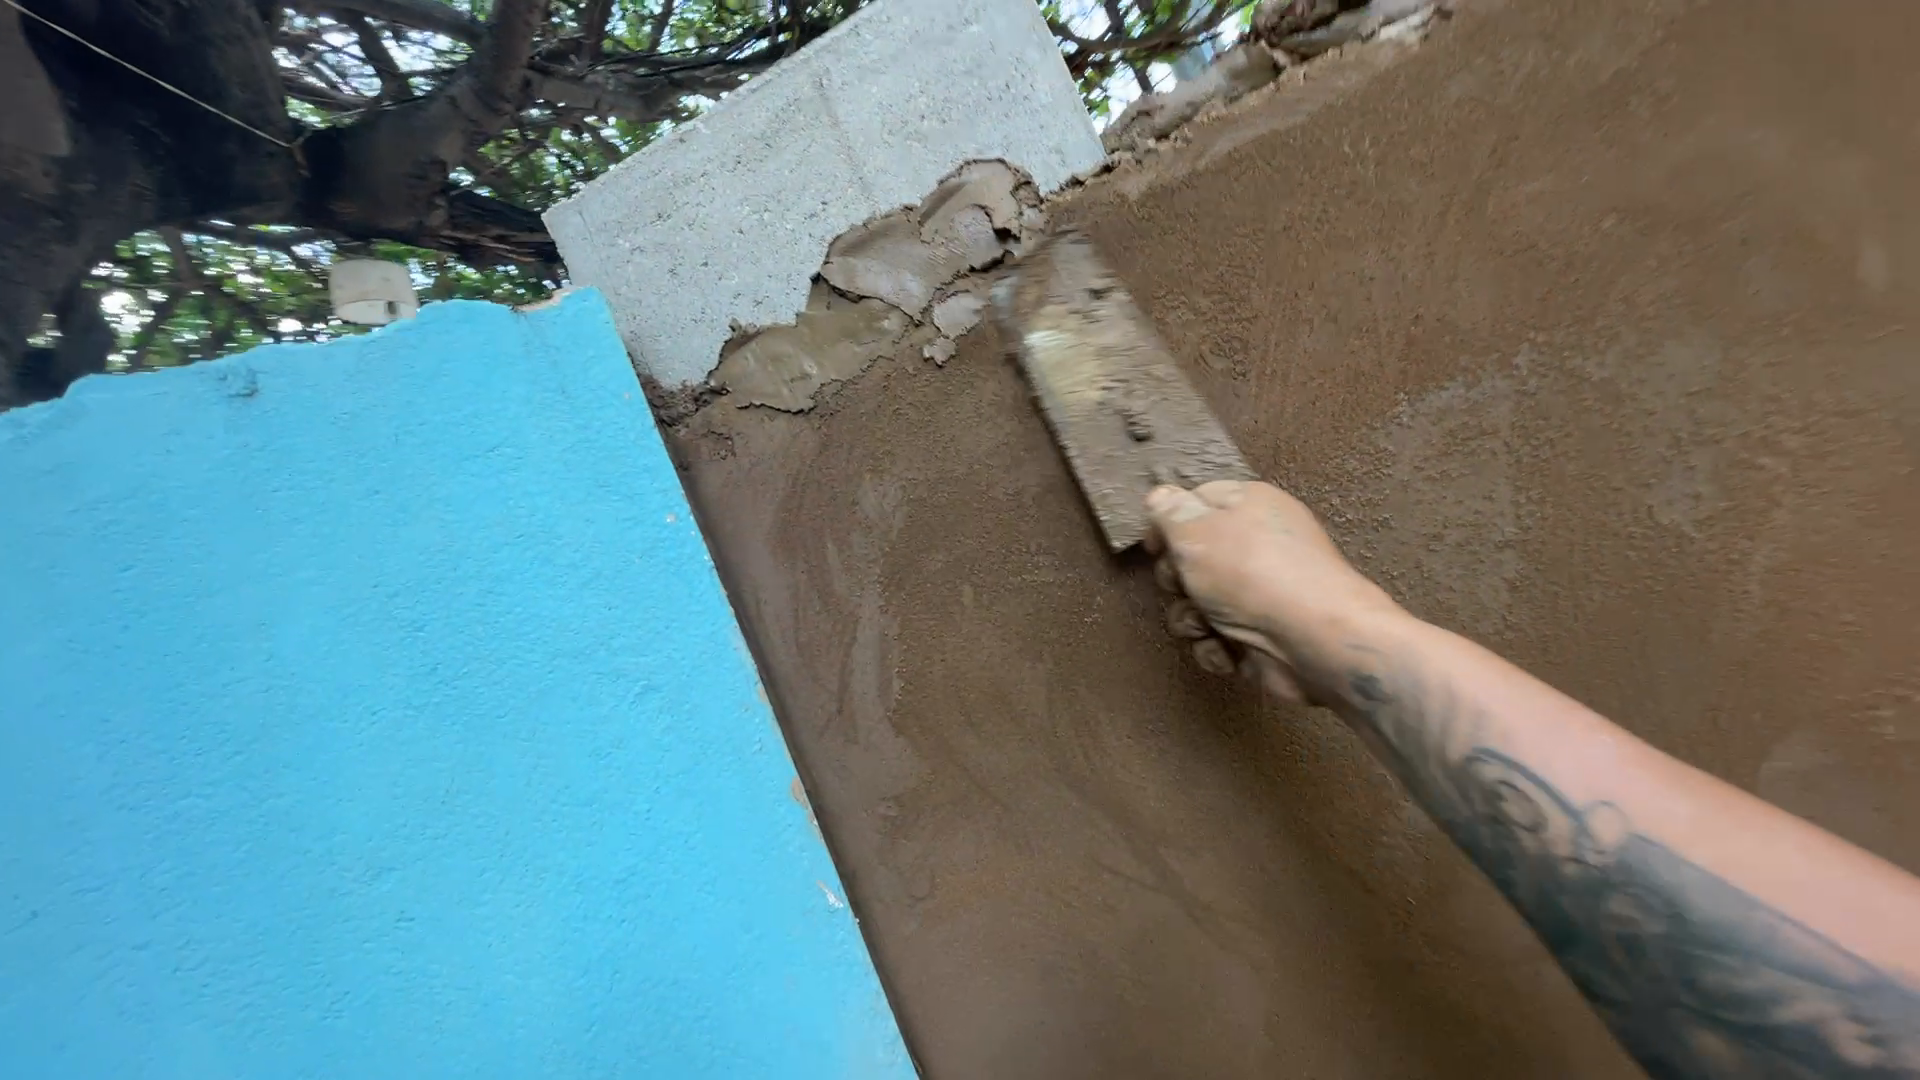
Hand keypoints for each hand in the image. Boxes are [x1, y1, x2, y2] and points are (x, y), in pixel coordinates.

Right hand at [1144, 480, 1403, 703]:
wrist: (1314, 641)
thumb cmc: (1252, 573)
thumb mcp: (1197, 530)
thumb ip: (1170, 511)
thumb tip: (1160, 495)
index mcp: (1247, 507)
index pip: (1195, 503)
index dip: (1169, 525)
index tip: (1155, 546)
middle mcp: (1254, 546)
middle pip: (1190, 558)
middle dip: (1176, 579)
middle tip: (1183, 586)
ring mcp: (1256, 594)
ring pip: (1196, 602)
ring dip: (1190, 619)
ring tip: (1206, 625)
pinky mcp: (1257, 635)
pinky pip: (1216, 637)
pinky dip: (1215, 646)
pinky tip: (1227, 650)